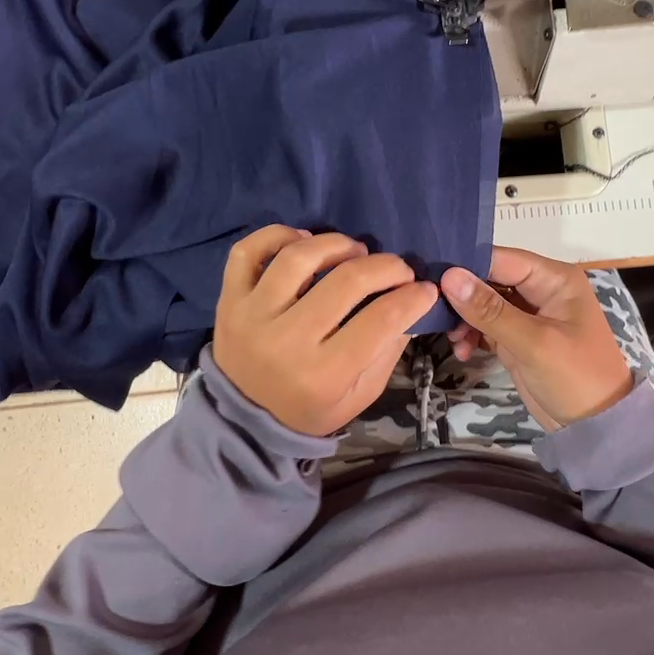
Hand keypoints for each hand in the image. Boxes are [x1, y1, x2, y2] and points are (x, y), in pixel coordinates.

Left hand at [213, 225, 438, 435]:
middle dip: (386, 267)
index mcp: (324, 375)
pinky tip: (304, 240)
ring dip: (337, 244)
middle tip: (399, 269)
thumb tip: (413, 304)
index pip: (381, 320)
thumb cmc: (309, 407)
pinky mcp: (229, 300)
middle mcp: (286, 342)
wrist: (242, 419)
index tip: (425, 288)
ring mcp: (252, 316)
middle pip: (346, 282)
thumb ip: (387, 351)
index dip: (413, 297)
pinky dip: (278, 234)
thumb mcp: (359, 395)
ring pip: (298, 258)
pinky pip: (248, 251)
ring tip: (355, 250)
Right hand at [440, 248, 632, 431]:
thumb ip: (490, 310)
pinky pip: (485, 325)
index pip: (502, 259)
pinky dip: (471, 334)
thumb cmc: (575, 377)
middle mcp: (540, 289)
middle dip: (461, 295)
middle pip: (489, 278)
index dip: (466, 264)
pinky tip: (462, 351)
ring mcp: (528, 313)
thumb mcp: (533, 343)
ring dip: (463, 318)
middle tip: (433, 311)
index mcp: (554, 278)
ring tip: (453, 339)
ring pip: (483, 302)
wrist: (595, 427)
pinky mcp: (517, 336)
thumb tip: (449, 276)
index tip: (431, 276)